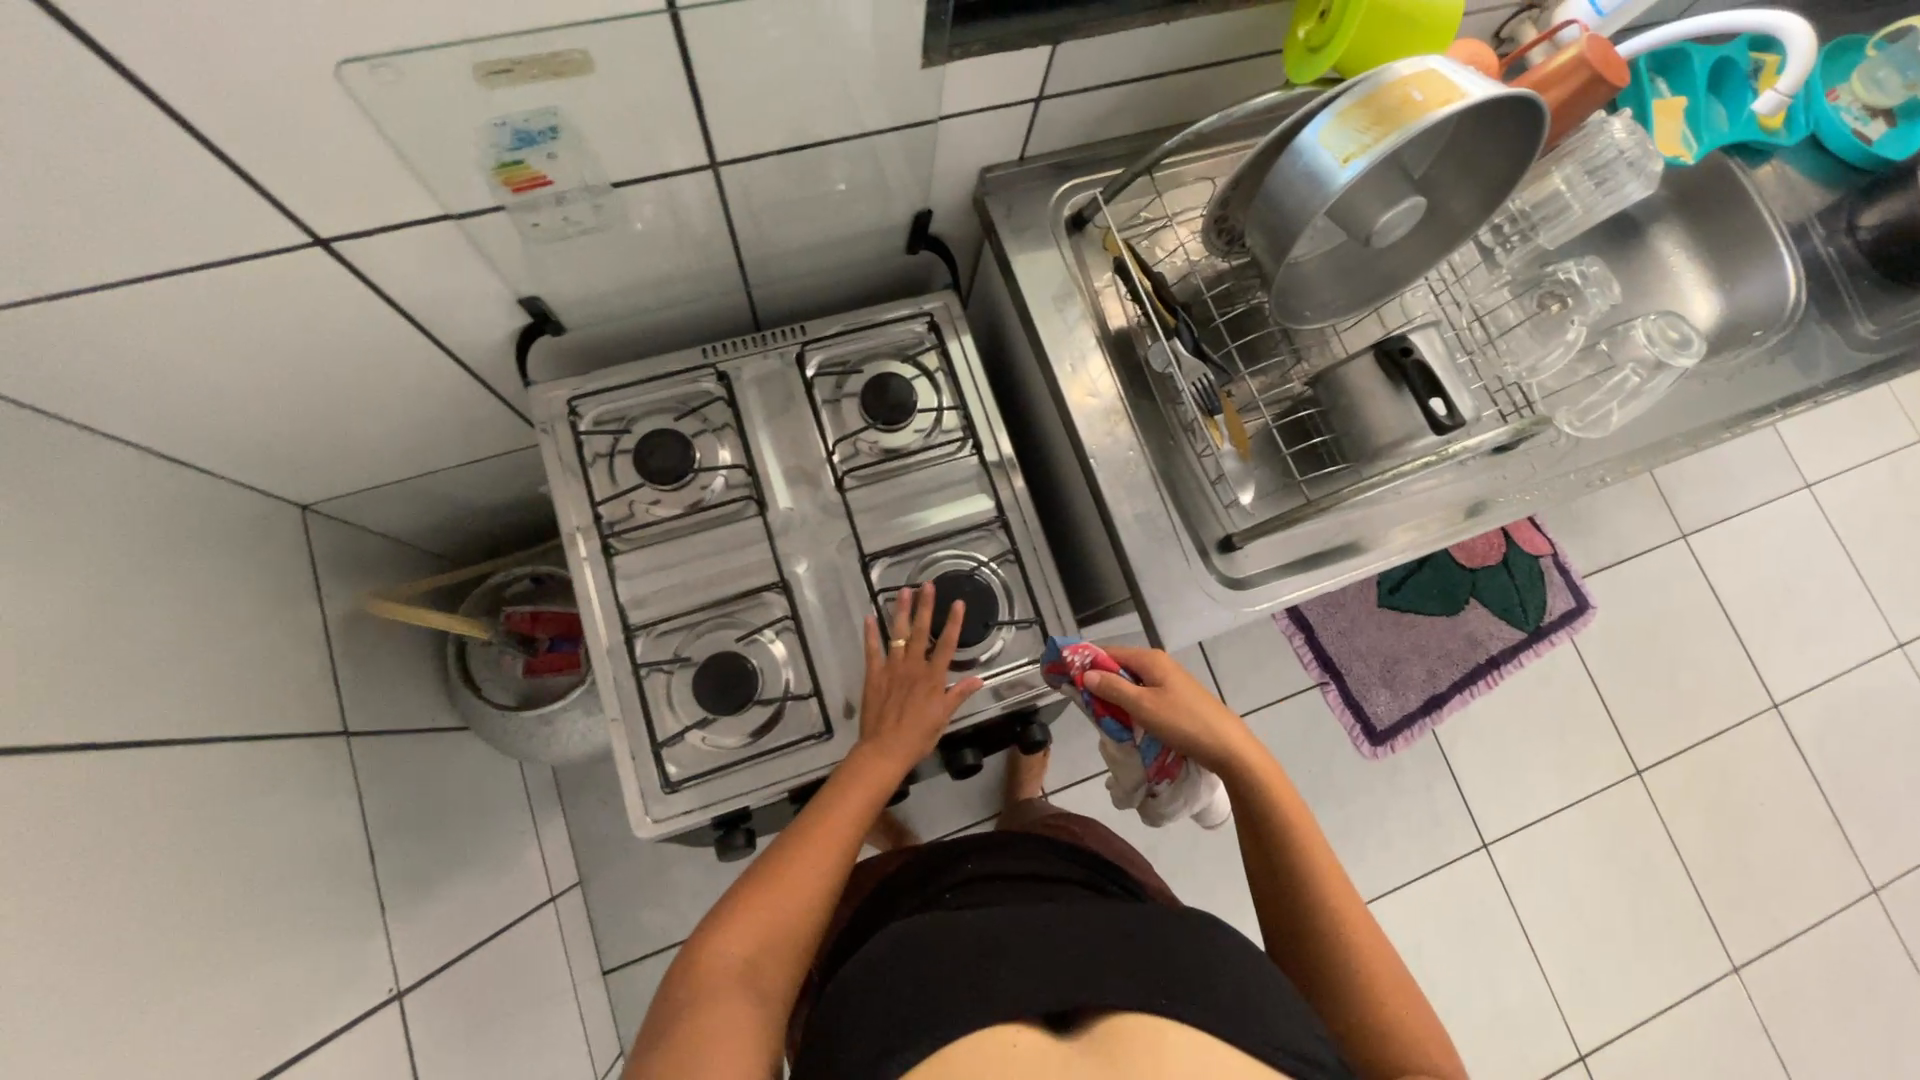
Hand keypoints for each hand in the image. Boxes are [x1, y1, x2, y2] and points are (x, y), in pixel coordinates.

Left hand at [853, 583, 984, 776]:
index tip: (957, 602)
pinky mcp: (874, 675)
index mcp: (933, 677)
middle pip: (921, 631)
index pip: (947, 644)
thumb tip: (979, 680)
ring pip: (897, 634)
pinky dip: (871, 633)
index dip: (953, 622)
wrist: (885, 749)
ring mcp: (892, 668)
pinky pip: (872, 650)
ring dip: (900, 611)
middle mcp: (914, 667)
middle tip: (927, 585)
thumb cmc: (918, 736)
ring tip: (903, 591)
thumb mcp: (944, 717)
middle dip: (925, 606)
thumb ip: (959, 695)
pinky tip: (870, 617)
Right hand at [1083, 644, 1261, 775]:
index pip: (1108, 652)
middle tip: (1083, 703)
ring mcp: (1168, 682)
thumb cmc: (1183, 723)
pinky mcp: (1175, 699)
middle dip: (1099, 683)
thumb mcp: (1142, 706)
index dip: (1086, 663)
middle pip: (1119, 667)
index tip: (1065, 678)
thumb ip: (1112, 688)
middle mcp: (1158, 664)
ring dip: (1115, 698)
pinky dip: (1130, 706)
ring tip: (1101, 715)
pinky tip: (1125, 722)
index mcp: (1149, 659)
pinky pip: (1143, 696)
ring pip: (1131, 684)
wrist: (1227, 747)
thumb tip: (1086, 674)